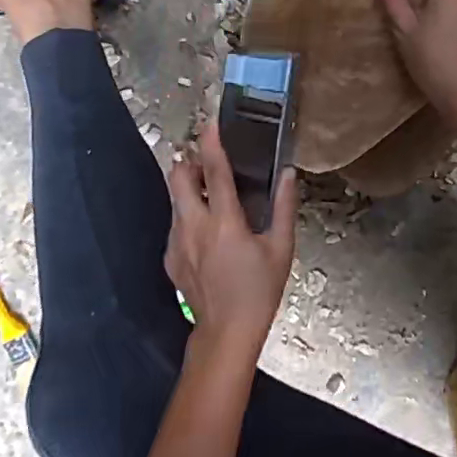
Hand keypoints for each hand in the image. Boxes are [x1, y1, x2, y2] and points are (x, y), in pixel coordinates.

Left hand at [164, 124, 297, 355]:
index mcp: (224, 222)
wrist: (226, 332)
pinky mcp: (169, 256)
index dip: (211, 142)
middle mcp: (194, 226)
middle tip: (208, 167)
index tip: (210, 123)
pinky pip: (174, 224)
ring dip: (189, 191)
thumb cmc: (258, 291)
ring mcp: (176, 241)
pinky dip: (187, 218)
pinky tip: (206, 236)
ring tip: (211, 202)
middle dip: (189, 162)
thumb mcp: (280, 249)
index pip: (215, 171)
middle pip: (177, 176)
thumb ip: (283, 207)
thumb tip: (288, 174)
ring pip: (174, 199)